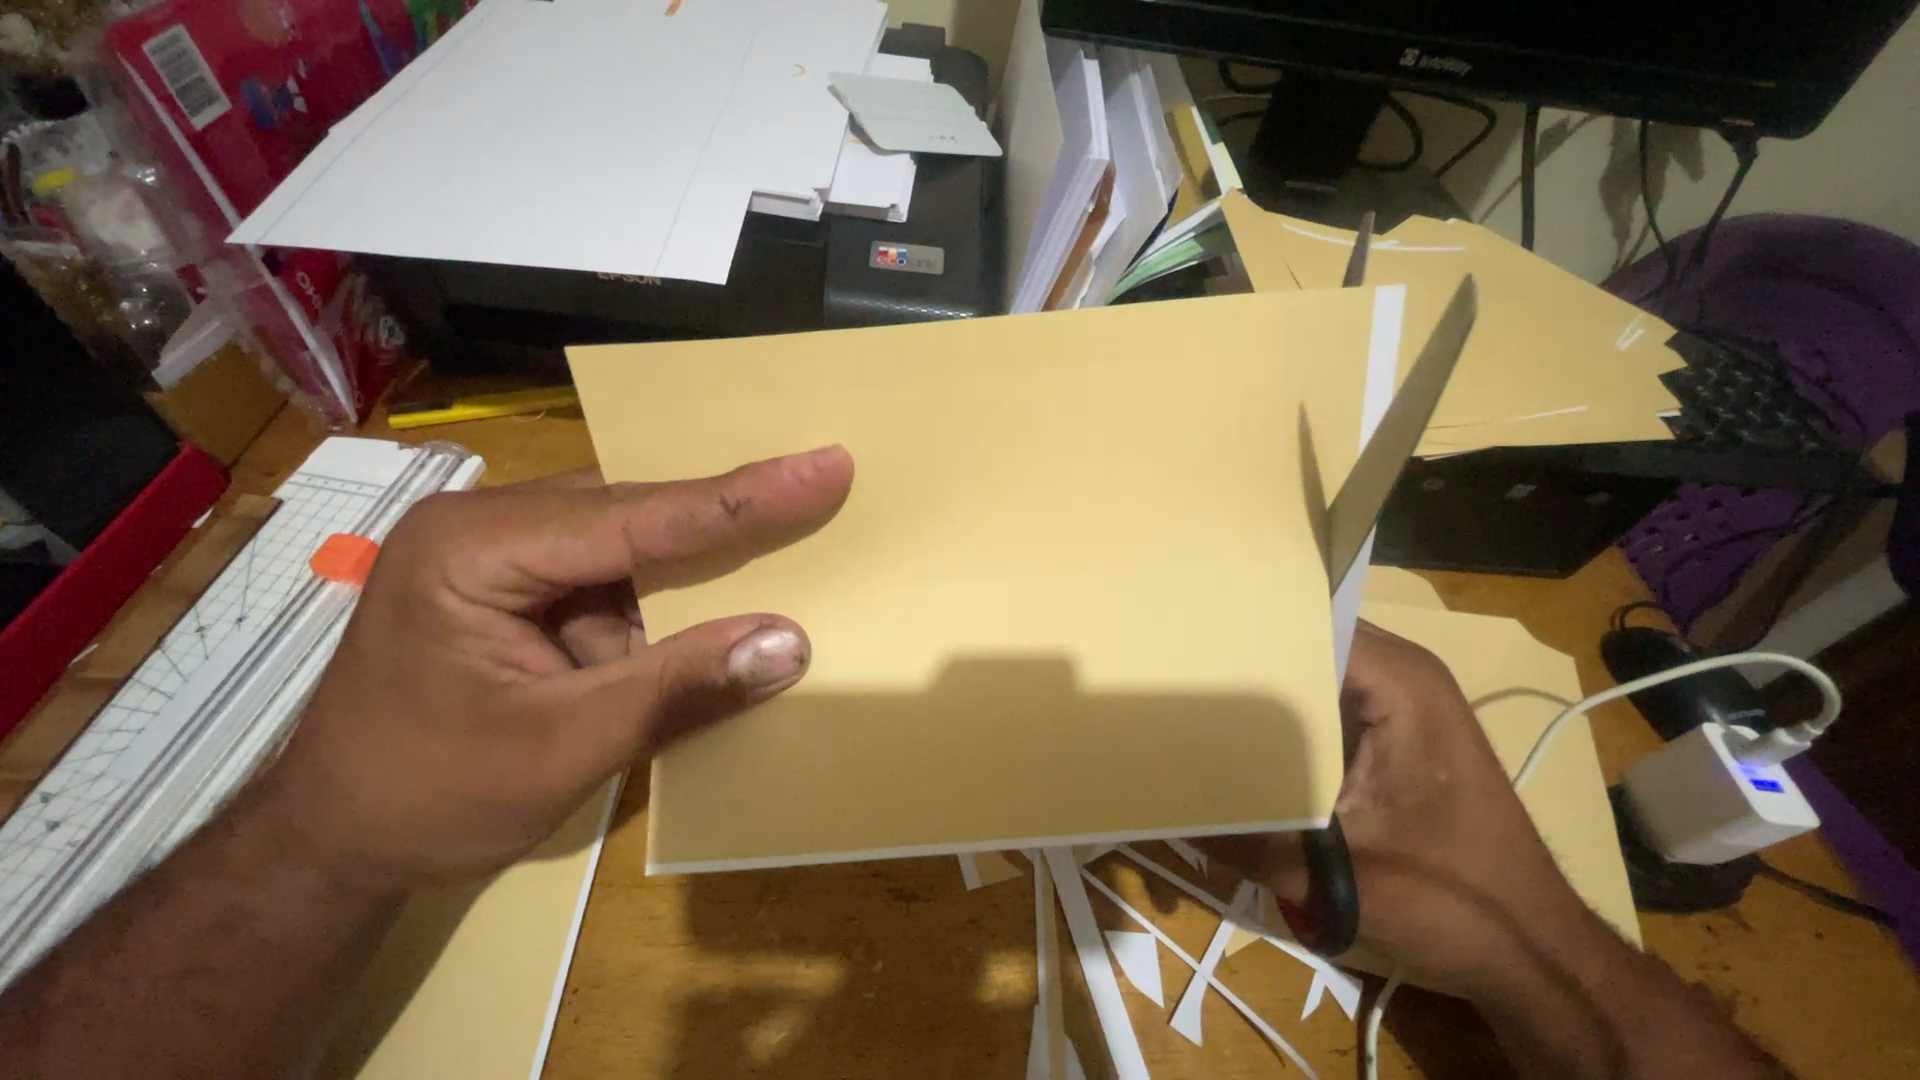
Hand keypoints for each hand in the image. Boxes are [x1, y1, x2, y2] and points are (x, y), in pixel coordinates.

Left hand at [255, 447, 854, 888]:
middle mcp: (489, 528)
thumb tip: (790, 643)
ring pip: (635, 542)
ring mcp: (506, 557)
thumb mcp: (560, 748)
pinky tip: (720, 611)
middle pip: (638, 511)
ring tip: (793, 541)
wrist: (331, 847)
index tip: (825, 467)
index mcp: (475, 547)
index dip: (742, 498)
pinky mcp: (526, 591)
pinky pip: (620, 578)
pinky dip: (673, 600)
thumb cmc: (426, 798)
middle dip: (730, 514)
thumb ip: (677, 690)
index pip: (637, 516)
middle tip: (823, 484)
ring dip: (704, 564)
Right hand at [1203, 621, 1588, 995]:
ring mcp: (1394, 700)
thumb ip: (1245, 842)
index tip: (1177, 638)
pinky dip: (1280, 715)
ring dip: (1257, 684)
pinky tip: (1232, 735)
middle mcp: (1399, 672)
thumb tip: (1160, 813)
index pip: (1304, 618)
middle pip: (1300, 637)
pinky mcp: (1387, 730)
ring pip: (1307, 668)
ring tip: (1186, 694)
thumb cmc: (1454, 903)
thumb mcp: (1337, 877)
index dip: (1240, 625)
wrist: (1532, 951)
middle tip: (1167, 669)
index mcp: (1398, 680)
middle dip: (1240, 652)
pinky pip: (1319, 699)